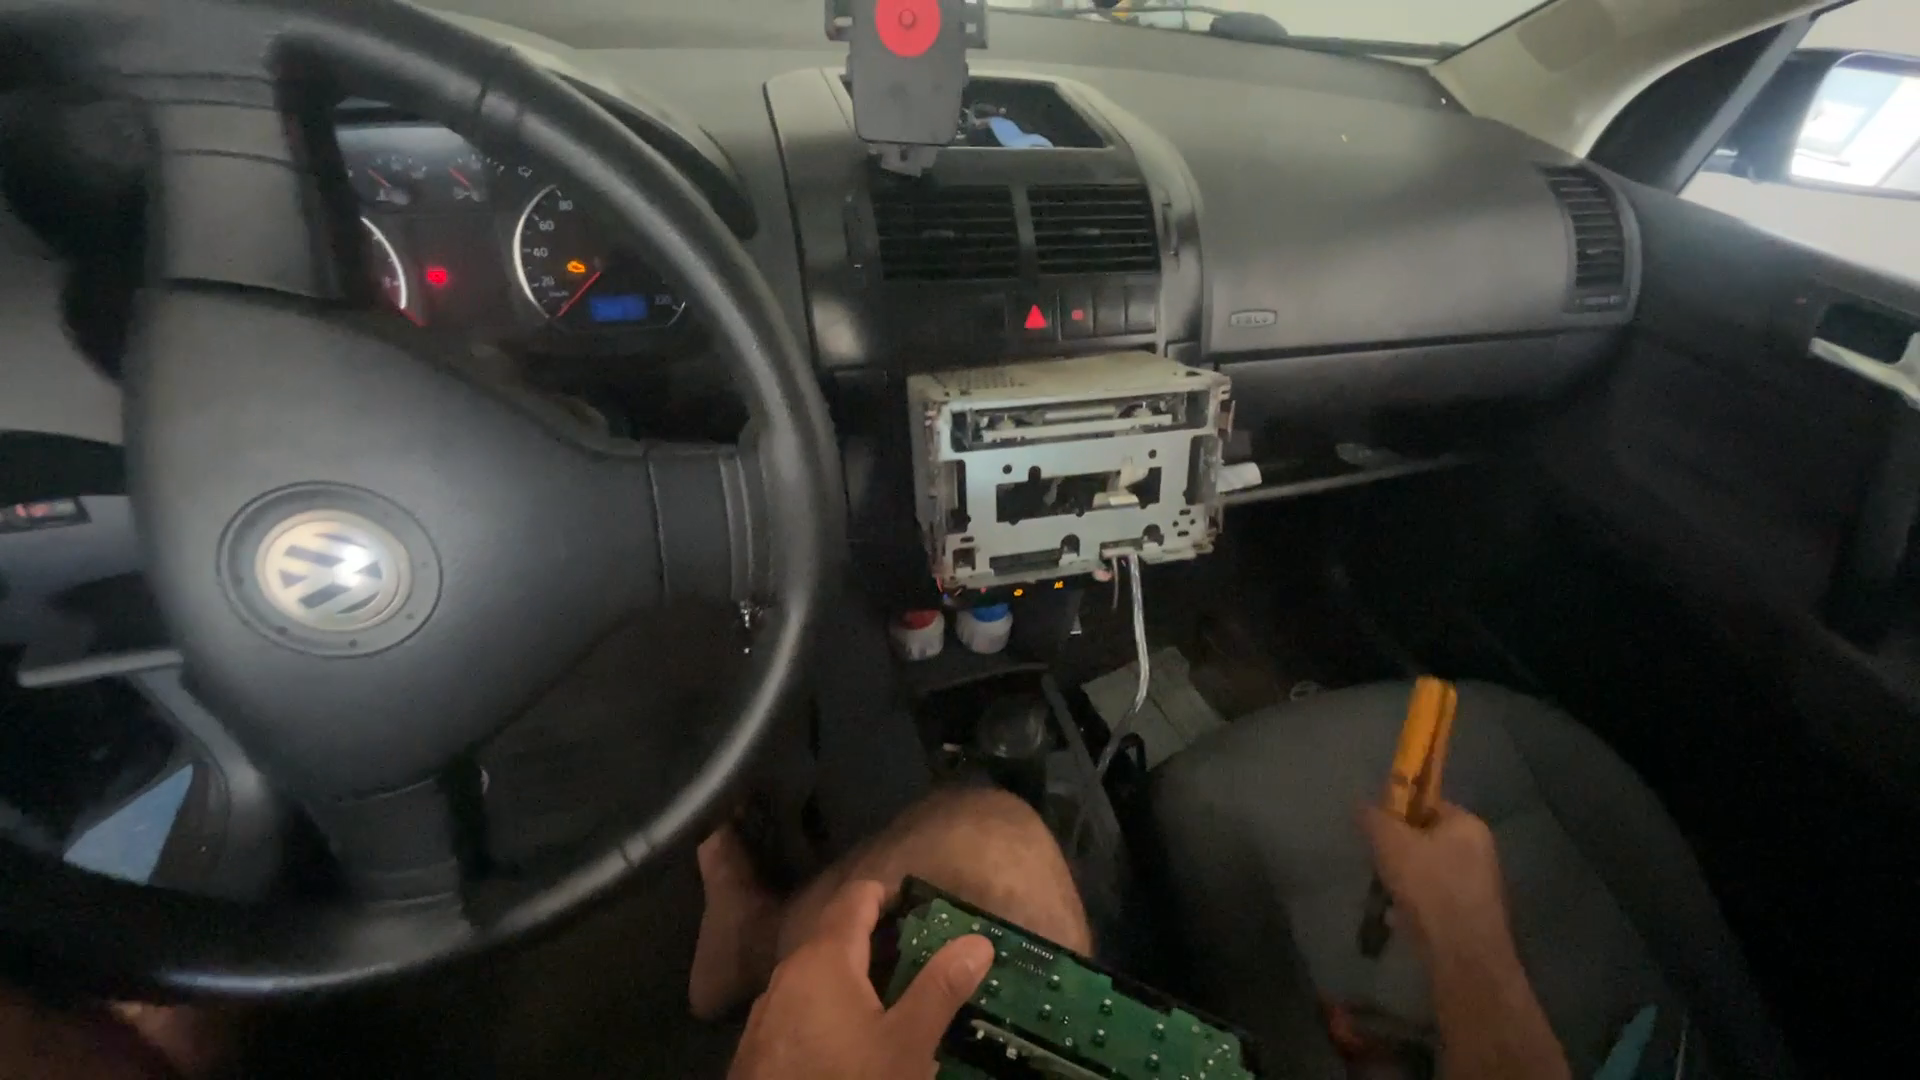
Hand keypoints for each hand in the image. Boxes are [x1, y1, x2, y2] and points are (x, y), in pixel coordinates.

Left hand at [726, 879, 993, 1079]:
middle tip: (921, 962)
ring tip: (895, 1004)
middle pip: (839, 934)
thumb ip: (940, 988)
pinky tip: (853, 1043)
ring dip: (855, 978)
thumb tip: (978, 942)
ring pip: (819, 973)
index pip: (858, 896)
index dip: (892, 895)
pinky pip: (802, 1007)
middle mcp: (791, 970)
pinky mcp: (760, 1046)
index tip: (925, 912)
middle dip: (880, 943)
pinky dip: (831, 1008)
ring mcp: (770, 1009)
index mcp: (825, 957)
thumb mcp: (905, 1045)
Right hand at [1360, 802, 1510, 959]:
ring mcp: (1478, 885)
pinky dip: (1414, 900)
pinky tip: (1398, 913)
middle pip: (1425, 836)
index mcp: (1468, 825)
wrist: (1461, 953)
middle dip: (1397, 847)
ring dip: (1402, 875)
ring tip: (1385, 888)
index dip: (1398, 811)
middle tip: (1377, 858)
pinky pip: (1433, 895)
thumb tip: (1363, 806)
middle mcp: (1480, 851)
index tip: (1376, 826)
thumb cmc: (1427, 883)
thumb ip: (1372, 816)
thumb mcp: (1388, 840)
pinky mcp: (1470, 914)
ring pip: (1426, 868)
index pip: (1427, 803)